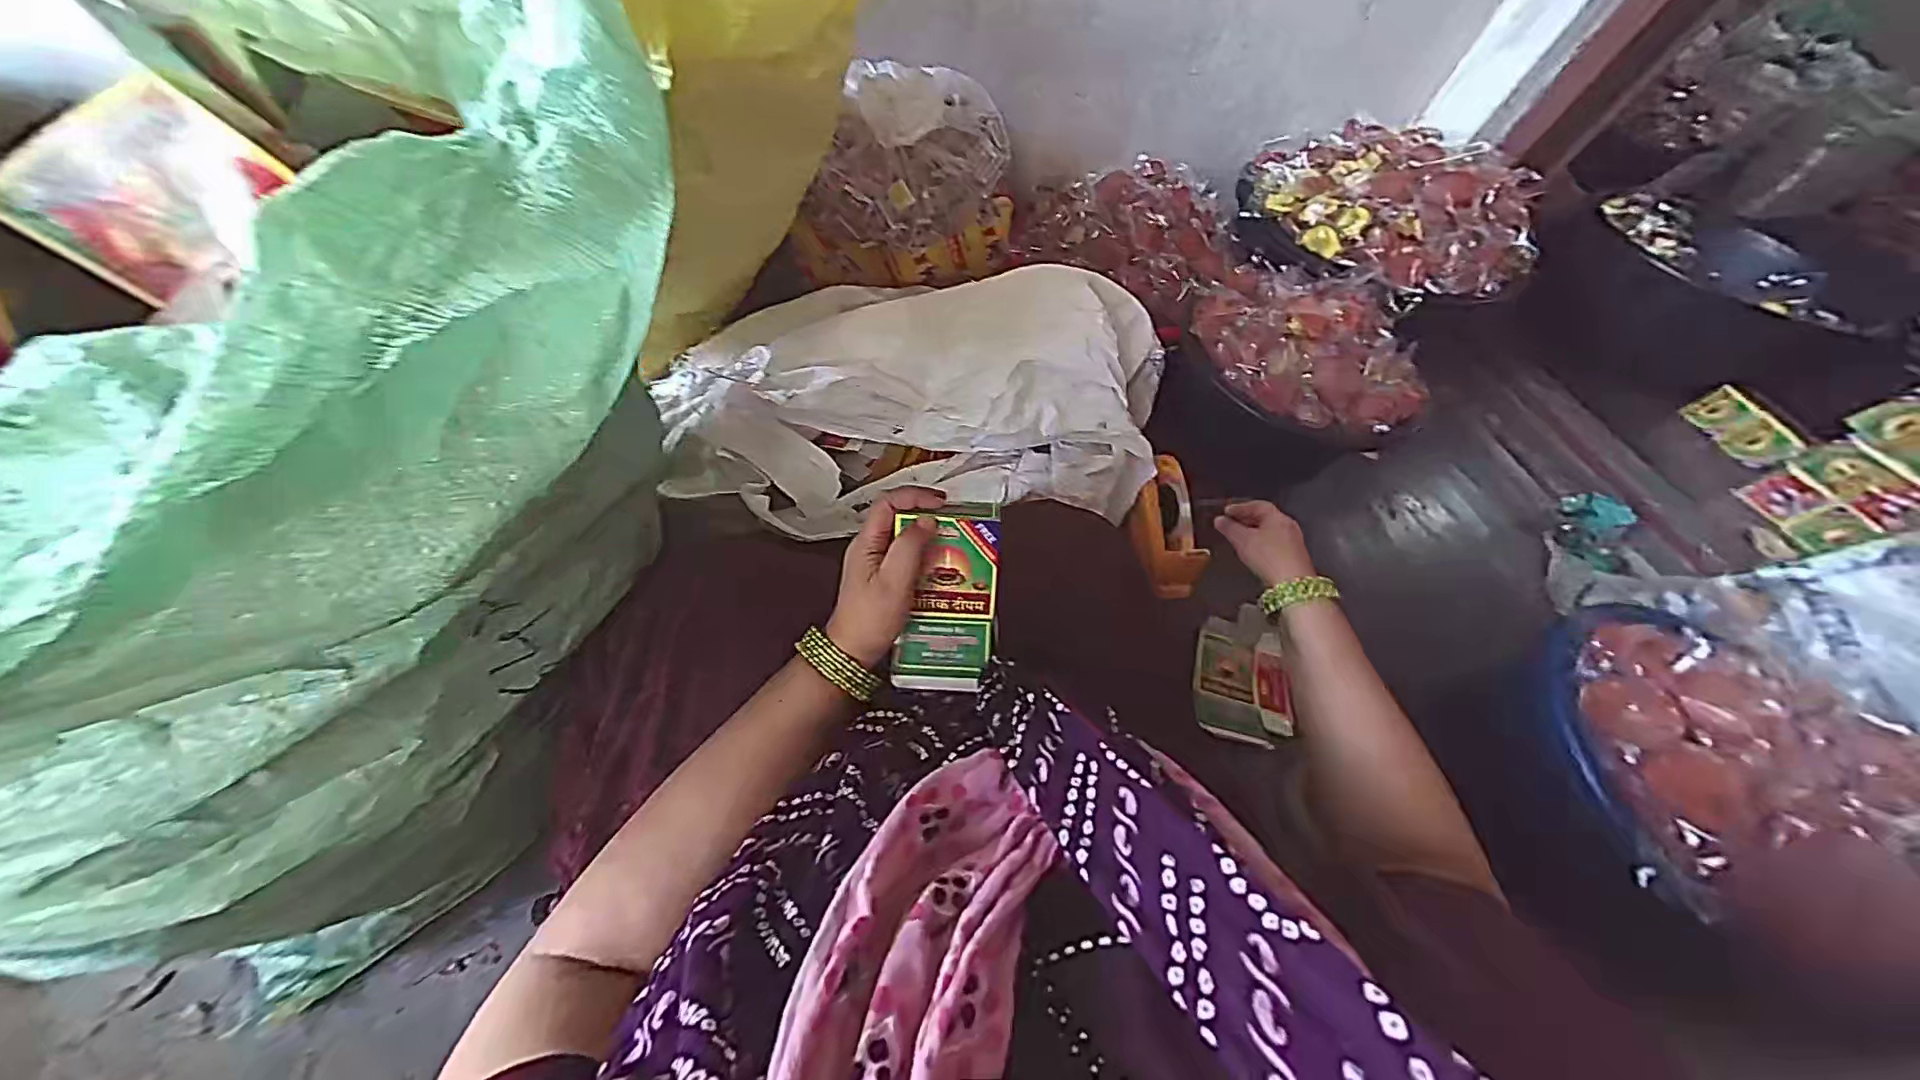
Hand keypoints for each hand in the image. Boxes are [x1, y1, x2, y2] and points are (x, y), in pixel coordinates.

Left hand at [825, 486, 945, 665]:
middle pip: (900, 518)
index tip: (941, 503)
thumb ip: (910, 546)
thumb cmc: (867, 621)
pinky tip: (939, 572)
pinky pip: (909, 559)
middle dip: (928, 519)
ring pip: (906, 539)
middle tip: (952, 525)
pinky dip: (926, 560)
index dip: (916, 497)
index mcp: (866, 543)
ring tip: (950, 548)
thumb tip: (926, 521)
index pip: (889, 502)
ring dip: (929, 541)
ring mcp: (877, 563)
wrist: (853, 652)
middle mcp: (870, 548)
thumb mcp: (893, 580)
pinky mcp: (885, 578)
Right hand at [1214, 500, 1316, 587]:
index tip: (1227, 511)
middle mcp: (1288, 526)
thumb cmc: (1269, 557)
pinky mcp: (1294, 555)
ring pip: (1270, 531)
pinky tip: (1252, 550)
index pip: (1258, 505)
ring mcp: (1293, 541)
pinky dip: (1261, 542)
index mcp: (1278, 517)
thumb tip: (1220, 520)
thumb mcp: (1242, 540)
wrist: (1292, 582)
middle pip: (1265, 517)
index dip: (1240, 507)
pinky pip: (1274, 543)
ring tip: (1238, 537)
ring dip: (1253, 532)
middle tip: (1231, 522)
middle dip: (1246, 519)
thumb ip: (1229, 528)